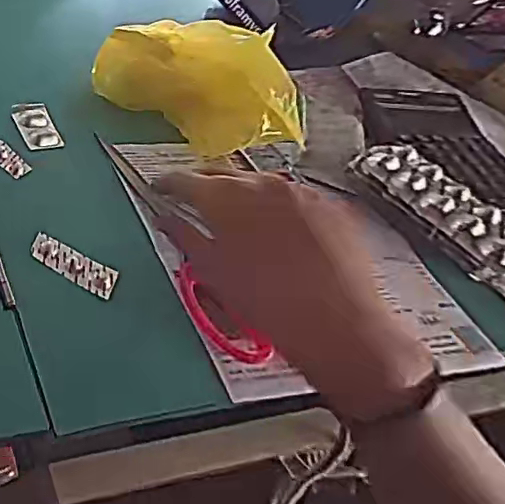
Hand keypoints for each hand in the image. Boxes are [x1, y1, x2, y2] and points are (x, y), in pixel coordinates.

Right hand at [152, 171, 434, 422]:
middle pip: (221, 173)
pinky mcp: (329, 205)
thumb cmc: (268, 305)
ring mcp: (299, 191)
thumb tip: (166, 220)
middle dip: (204, 186)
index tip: (160, 191)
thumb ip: (184, 237)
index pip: (183, 178)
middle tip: (195, 205)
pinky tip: (277, 233)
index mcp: (224, 197)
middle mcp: (261, 183)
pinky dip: (277, 207)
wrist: (344, 329)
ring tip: (238, 222)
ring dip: (242, 196)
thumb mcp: (213, 273)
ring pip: (258, 183)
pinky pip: (292, 197)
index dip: (167, 184)